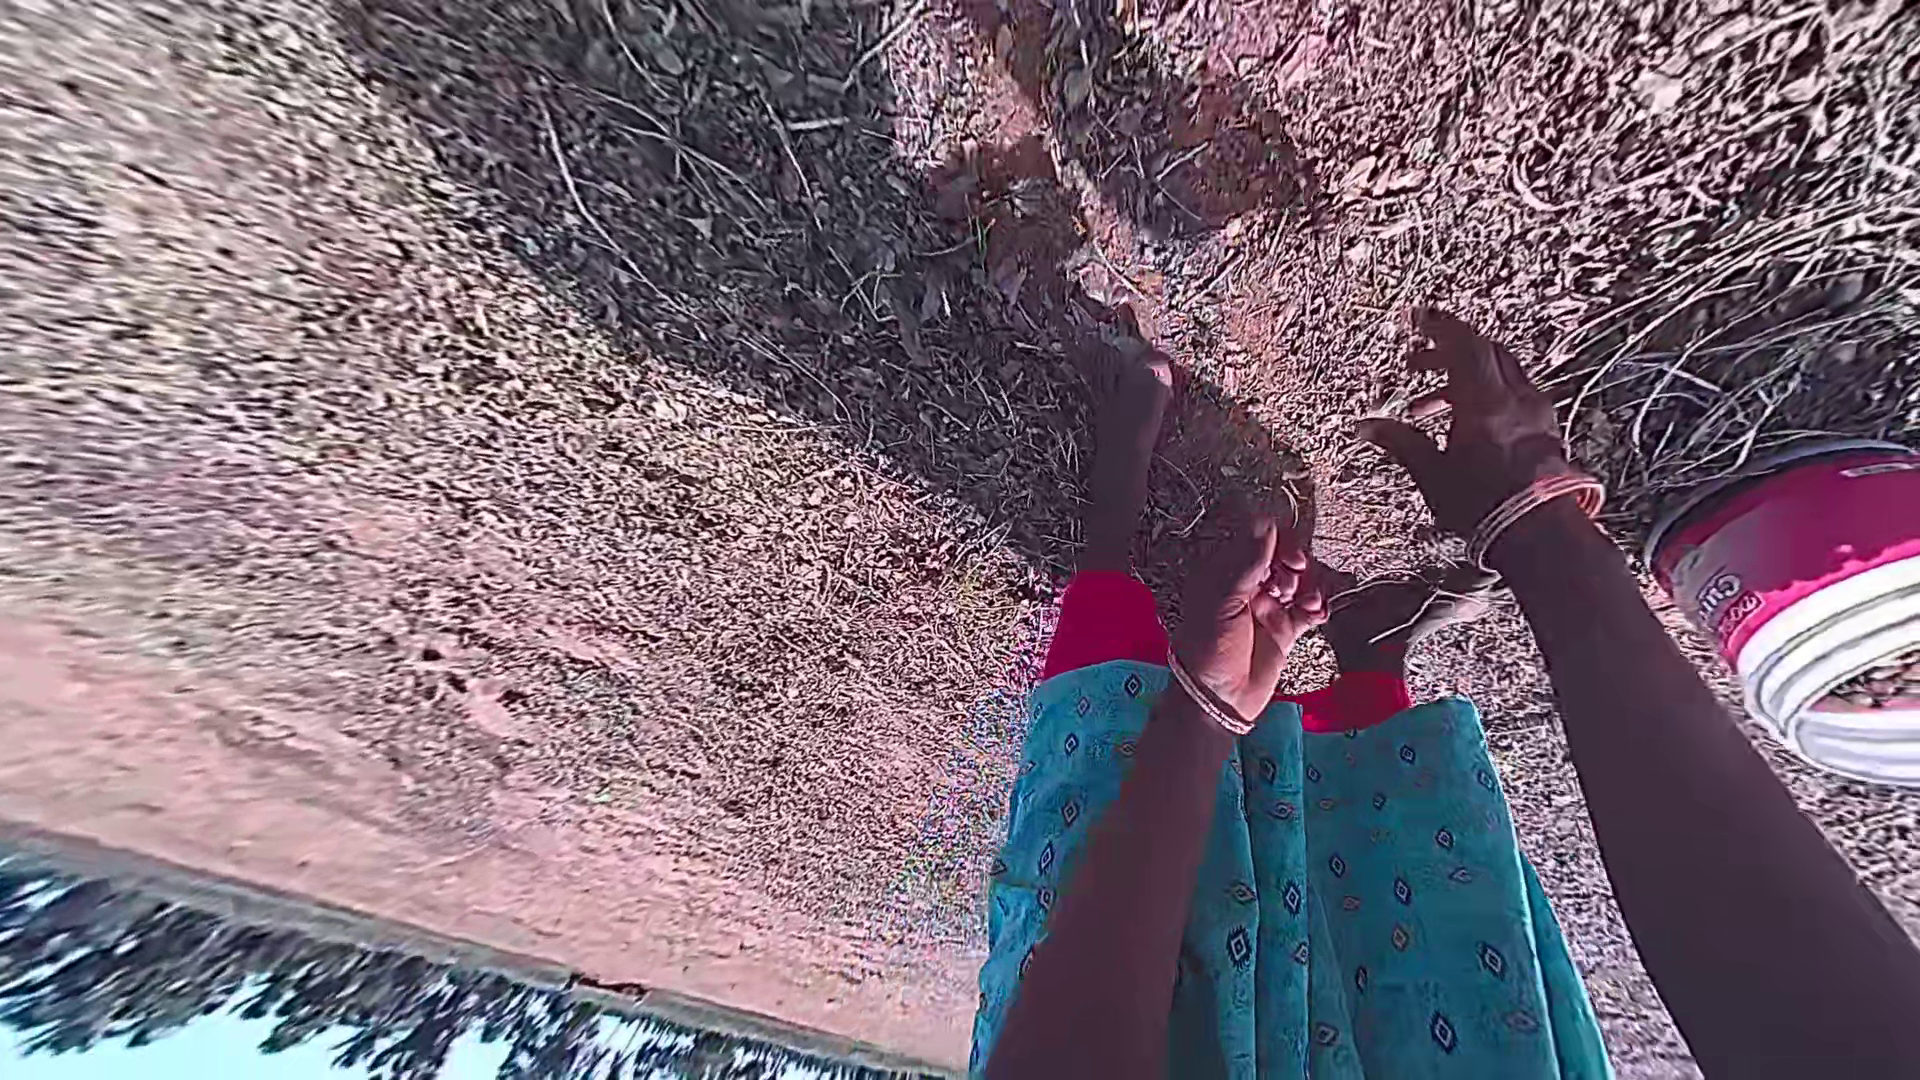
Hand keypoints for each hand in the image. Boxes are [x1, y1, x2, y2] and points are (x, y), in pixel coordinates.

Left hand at [1172, 503, 1325, 720]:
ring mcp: (1266, 609)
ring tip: (1298, 598)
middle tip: (1295, 569)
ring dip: (1303, 584)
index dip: (1270, 540)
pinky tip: (1314, 612)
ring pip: (1295, 583)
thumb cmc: (1210, 647)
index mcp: (1221, 577)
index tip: (1284, 545)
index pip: (1250, 545)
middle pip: (1276, 560)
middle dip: (1290, 560)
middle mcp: (1245, 589)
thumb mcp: (1224, 601)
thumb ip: (1247, 564)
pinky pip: (1307, 610)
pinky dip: (1315, 607)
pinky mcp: (1284, 630)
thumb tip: (1264, 525)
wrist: (1219, 697)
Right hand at [1357, 307, 1573, 535]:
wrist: (1537, 531)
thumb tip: (1364, 426)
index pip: (1466, 347)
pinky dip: (1481, 395)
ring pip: (1499, 373)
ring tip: (1425, 406)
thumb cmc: (1480, 502)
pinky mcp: (1542, 427)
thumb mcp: (1430, 471)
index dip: (1440, 327)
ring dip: (1461, 377)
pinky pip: (1510, 395)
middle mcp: (1516, 398)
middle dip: (1447, 351)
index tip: (1416, 317)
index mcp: (1485, 403)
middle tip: (1414, 363)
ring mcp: (1535, 411)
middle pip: (1486, 353)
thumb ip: (1399, 441)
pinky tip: (1458, 422)